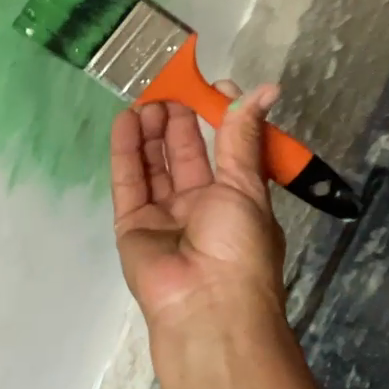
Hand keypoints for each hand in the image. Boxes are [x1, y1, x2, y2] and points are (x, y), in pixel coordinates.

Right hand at [112, 82, 288, 330]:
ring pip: (153, 165)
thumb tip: (263, 91)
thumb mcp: (247, 186)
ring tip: (146, 96)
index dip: (218, 119)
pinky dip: (126, 152)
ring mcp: (162, 215)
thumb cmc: (239, 247)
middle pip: (183, 155)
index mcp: (235, 199)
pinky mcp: (131, 223)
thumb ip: (242, 138)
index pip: (224, 150)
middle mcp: (198, 205)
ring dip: (150, 131)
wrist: (205, 304)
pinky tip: (126, 123)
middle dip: (177, 120)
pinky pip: (128, 182)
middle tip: (169, 85)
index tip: (212, 87)